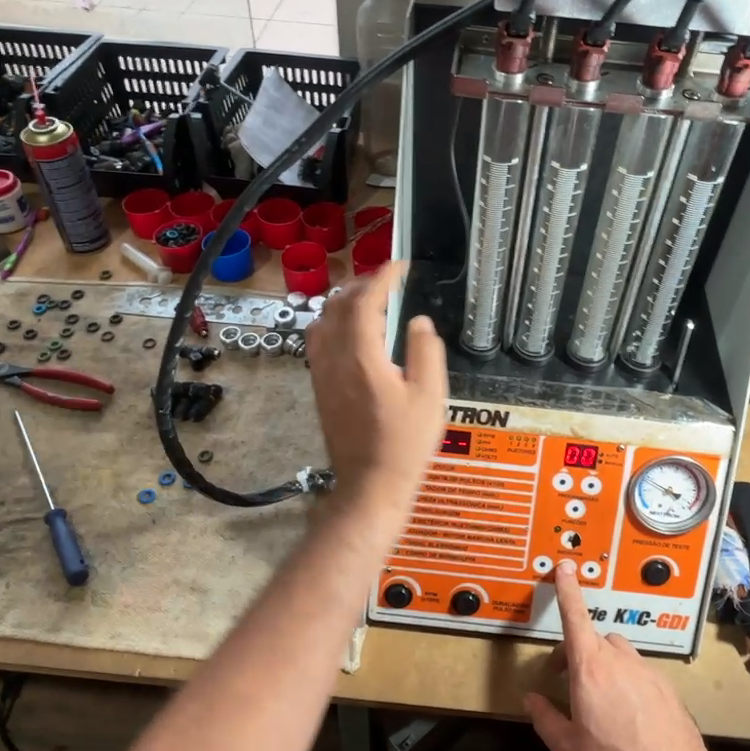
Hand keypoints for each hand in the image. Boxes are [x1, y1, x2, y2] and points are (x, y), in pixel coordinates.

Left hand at [304, 261, 447, 519]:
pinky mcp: (320, 387)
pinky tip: (353, 333)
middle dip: (362, 284)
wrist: (369, 485)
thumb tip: (418, 321)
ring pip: (323, 321)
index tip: (399, 265)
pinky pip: (318, 340)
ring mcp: (322, 373)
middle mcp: (335, 358)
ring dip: (344, 302)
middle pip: (339, 305)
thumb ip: (426, 351)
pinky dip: (334, 322)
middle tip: (387, 280)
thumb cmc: (405, 443)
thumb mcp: (430, 396)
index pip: (366, 301)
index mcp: (362, 355)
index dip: (382, 277)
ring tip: (370, 300)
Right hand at [525, 562, 749, 750]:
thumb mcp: (568, 748)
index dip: (567, 589)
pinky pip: (639, 672)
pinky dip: (628, 682)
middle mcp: (619, 660)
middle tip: (568, 680)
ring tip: (600, 700)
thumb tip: (532, 701)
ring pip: (618, 654)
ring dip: (604, 666)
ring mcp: (646, 670)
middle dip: (578, 651)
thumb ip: (545, 718)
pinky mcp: (666, 685)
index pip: (574, 616)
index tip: (565, 567)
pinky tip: (628, 714)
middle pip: (594, 639)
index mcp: (590, 667)